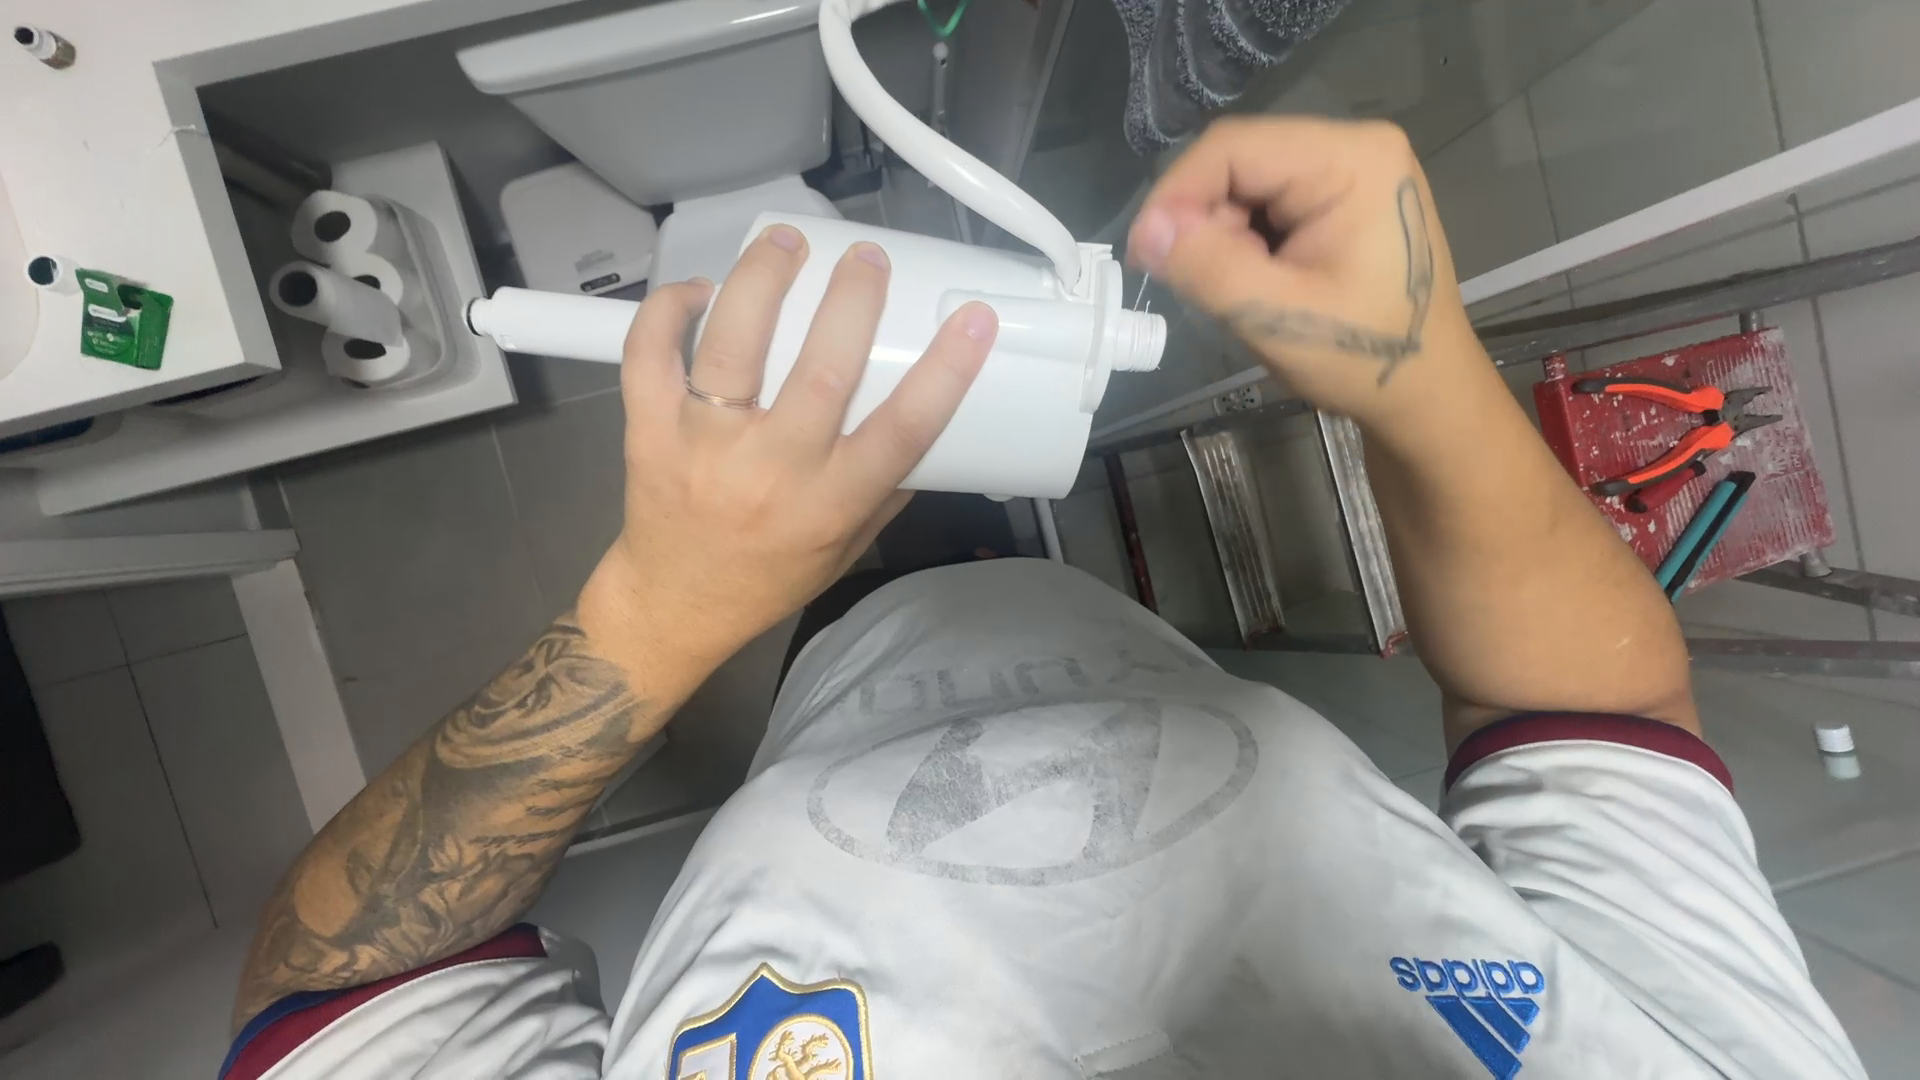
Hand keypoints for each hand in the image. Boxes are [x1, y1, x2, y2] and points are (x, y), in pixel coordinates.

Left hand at [577, 224, 997, 680]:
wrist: (677, 603)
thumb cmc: (772, 577)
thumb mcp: (847, 546)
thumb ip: (885, 489)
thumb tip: (923, 428)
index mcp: (830, 504)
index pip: (902, 432)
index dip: (945, 370)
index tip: (973, 318)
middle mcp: (771, 470)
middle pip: (822, 372)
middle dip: (852, 300)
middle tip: (867, 256)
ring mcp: (703, 446)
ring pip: (732, 346)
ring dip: (761, 281)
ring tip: (786, 242)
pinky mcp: (649, 429)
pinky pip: (649, 353)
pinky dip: (670, 310)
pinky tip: (700, 291)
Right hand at [1127, 117, 1475, 424]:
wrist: (1422, 391)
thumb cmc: (1360, 357)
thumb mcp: (1275, 317)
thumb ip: (1207, 267)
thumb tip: (1145, 232)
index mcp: (1351, 161)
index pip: (1233, 148)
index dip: (1175, 195)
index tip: (1144, 255)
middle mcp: (1354, 148)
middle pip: (1239, 164)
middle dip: (1201, 223)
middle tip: (1195, 286)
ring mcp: (1350, 173)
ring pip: (1246, 188)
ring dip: (1220, 239)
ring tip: (1234, 292)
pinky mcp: (1340, 200)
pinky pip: (1267, 207)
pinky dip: (1242, 245)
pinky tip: (1254, 283)